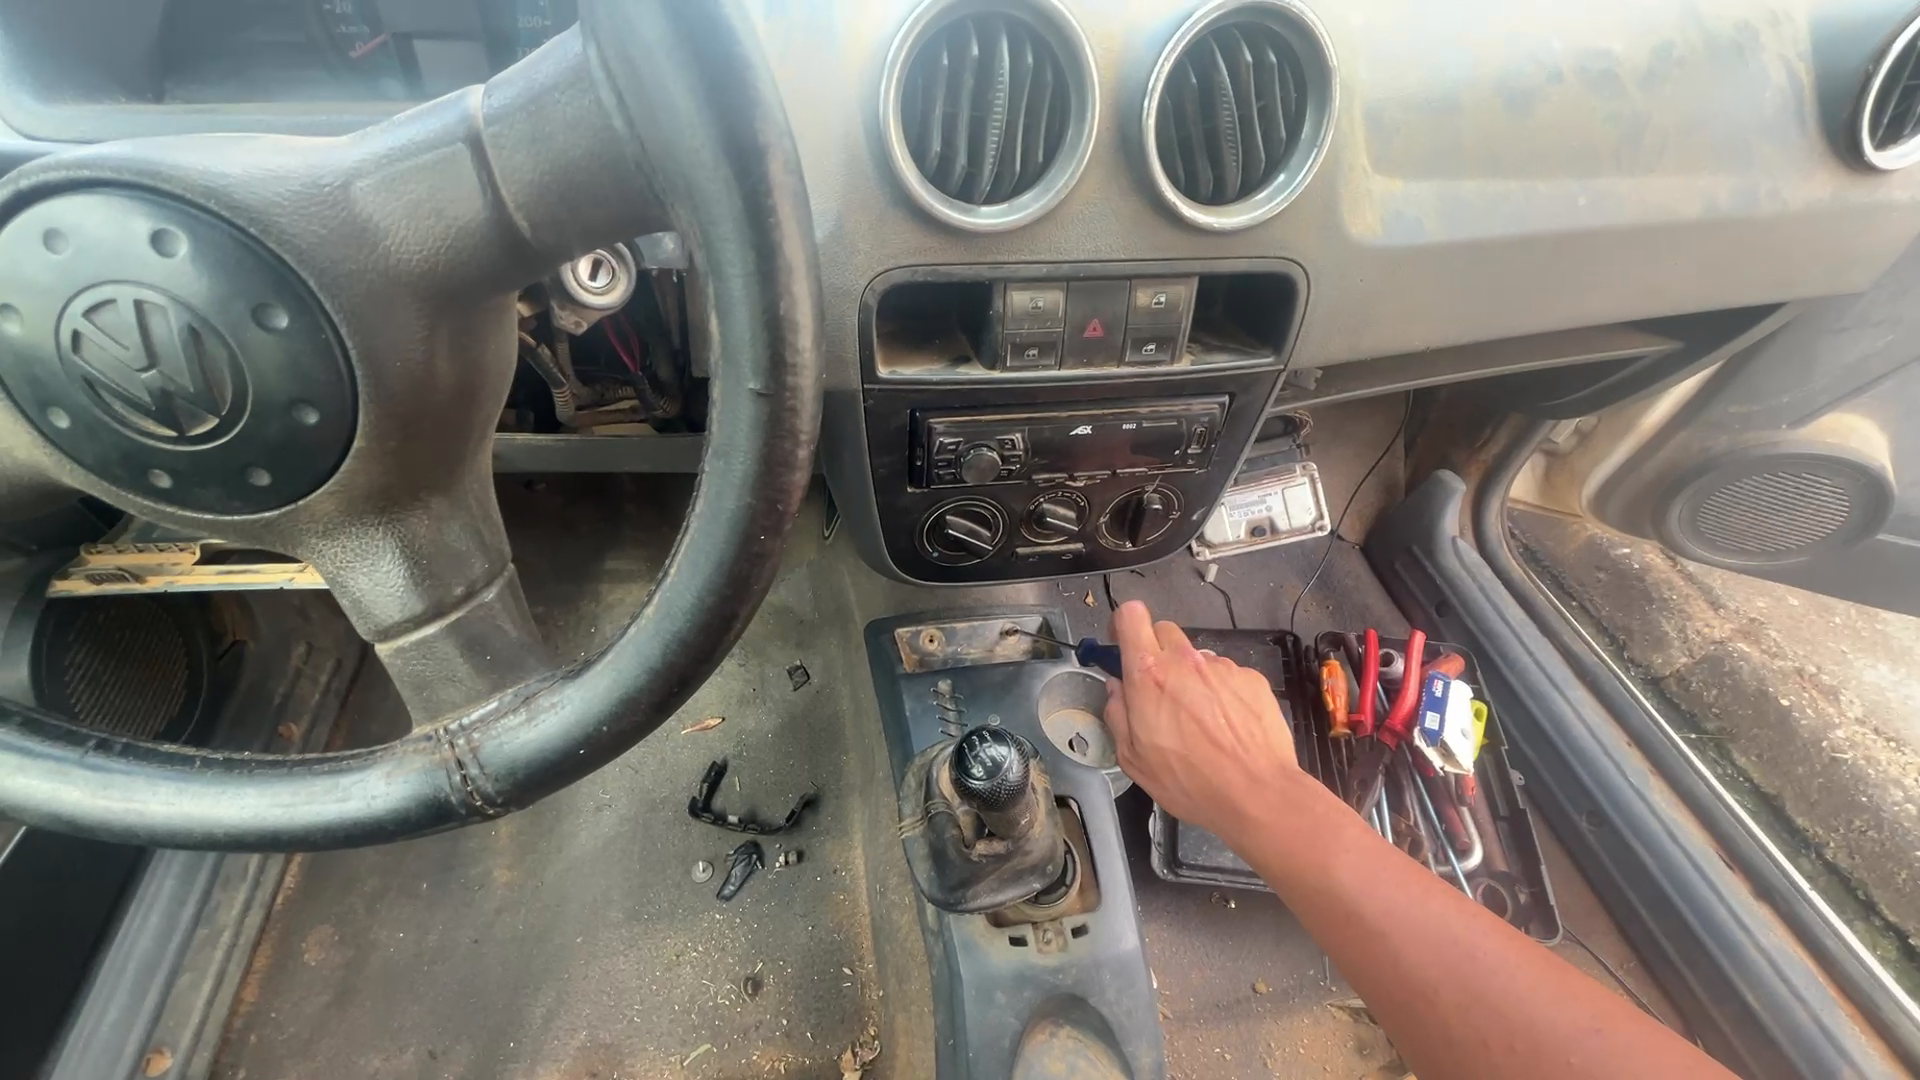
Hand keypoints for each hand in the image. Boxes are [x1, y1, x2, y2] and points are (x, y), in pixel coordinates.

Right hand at [1103, 600, 1306, 847]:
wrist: (1258, 795)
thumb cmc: (1188, 781)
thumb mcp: (1133, 758)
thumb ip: (1117, 714)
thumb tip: (1117, 688)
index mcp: (1148, 673)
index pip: (1131, 615)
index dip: (1123, 624)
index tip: (1124, 645)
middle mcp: (1184, 660)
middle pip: (1164, 630)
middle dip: (1156, 651)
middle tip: (1160, 689)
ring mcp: (1222, 666)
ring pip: (1196, 657)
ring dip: (1191, 676)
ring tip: (1202, 718)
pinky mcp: (1252, 678)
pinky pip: (1227, 675)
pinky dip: (1222, 691)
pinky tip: (1229, 725)